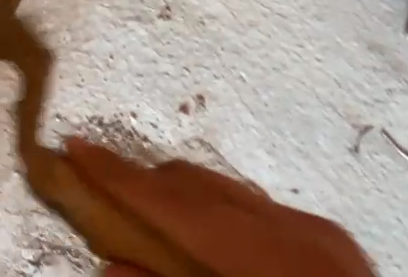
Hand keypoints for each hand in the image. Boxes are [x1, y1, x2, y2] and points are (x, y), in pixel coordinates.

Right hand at [63, 138, 374, 276]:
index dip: (114, 172)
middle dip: (144, 181)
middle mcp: (290, 229)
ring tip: (152, 212)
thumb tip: (109, 262)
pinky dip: (224, 213)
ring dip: (183, 196)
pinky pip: (260, 207)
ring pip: (226, 189)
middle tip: (102, 187)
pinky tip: (211, 237)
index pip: (168, 201)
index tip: (72, 145)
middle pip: (194, 182)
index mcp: (256, 256)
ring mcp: (318, 230)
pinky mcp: (336, 238)